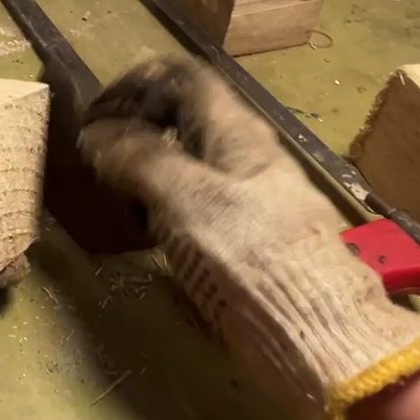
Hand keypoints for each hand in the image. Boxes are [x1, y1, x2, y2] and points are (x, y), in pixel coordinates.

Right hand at [80, 56, 419, 419]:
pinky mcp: (244, 237)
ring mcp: (247, 197)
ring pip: (183, 160)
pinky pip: (191, 202)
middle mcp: (242, 155)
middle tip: (94, 156)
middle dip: (131, 128)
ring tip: (111, 193)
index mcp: (235, 132)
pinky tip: (144, 231)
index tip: (95, 114)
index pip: (181, 76)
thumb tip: (95, 133)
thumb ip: (139, 159)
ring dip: (142, 168)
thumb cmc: (254, 260)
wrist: (325, 343)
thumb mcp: (188, 201)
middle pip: (179, 117)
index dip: (134, 83)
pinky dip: (159, 205)